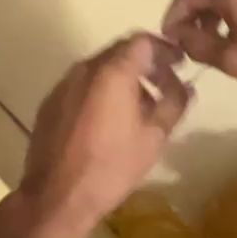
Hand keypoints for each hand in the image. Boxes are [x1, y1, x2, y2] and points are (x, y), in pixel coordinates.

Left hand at [15, 33, 191, 237]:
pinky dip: (101, 90)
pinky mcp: (51, 101)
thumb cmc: (111, 166)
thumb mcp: (154, 137)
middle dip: (146, 63)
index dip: (165, 49)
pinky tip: (110, 119)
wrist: (56, 197)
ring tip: (140, 106)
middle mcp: (85, 68)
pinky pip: (83, 84)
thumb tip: (185, 86)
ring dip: (124, 78)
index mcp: (113, 72)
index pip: (143, 41)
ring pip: (101, 67)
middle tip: (164, 85)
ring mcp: (64, 84)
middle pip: (120, 51)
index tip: (179, 65)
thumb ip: (174, 104)